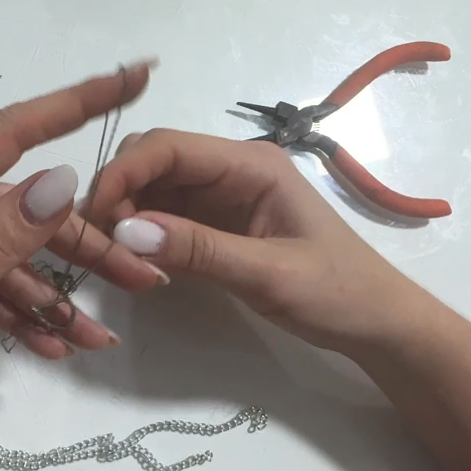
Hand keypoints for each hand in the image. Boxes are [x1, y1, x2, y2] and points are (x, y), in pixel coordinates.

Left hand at [0, 64, 161, 446]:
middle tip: (144, 276)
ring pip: (19, 257)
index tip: (132, 78)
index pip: (14, 131)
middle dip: (88, 246)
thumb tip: (63, 180)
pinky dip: (22, 314)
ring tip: (100, 336)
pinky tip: (55, 347)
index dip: (77, 102)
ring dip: (60, 295)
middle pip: (32, 211)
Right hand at [84, 129, 438, 353]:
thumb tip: (125, 232)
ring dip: (127, 220)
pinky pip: (164, 222)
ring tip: (120, 263)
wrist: (374, 323)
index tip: (96, 219)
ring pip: (152, 193)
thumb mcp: (268, 274)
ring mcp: (221, 199)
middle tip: (104, 246)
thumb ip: (198, 250)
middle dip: (119, 195)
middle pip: (152, 163)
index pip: (168, 147)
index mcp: (250, 164)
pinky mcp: (215, 227)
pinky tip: (141, 267)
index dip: (123, 173)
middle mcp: (230, 172)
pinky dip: (144, 240)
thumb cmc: (336, 292)